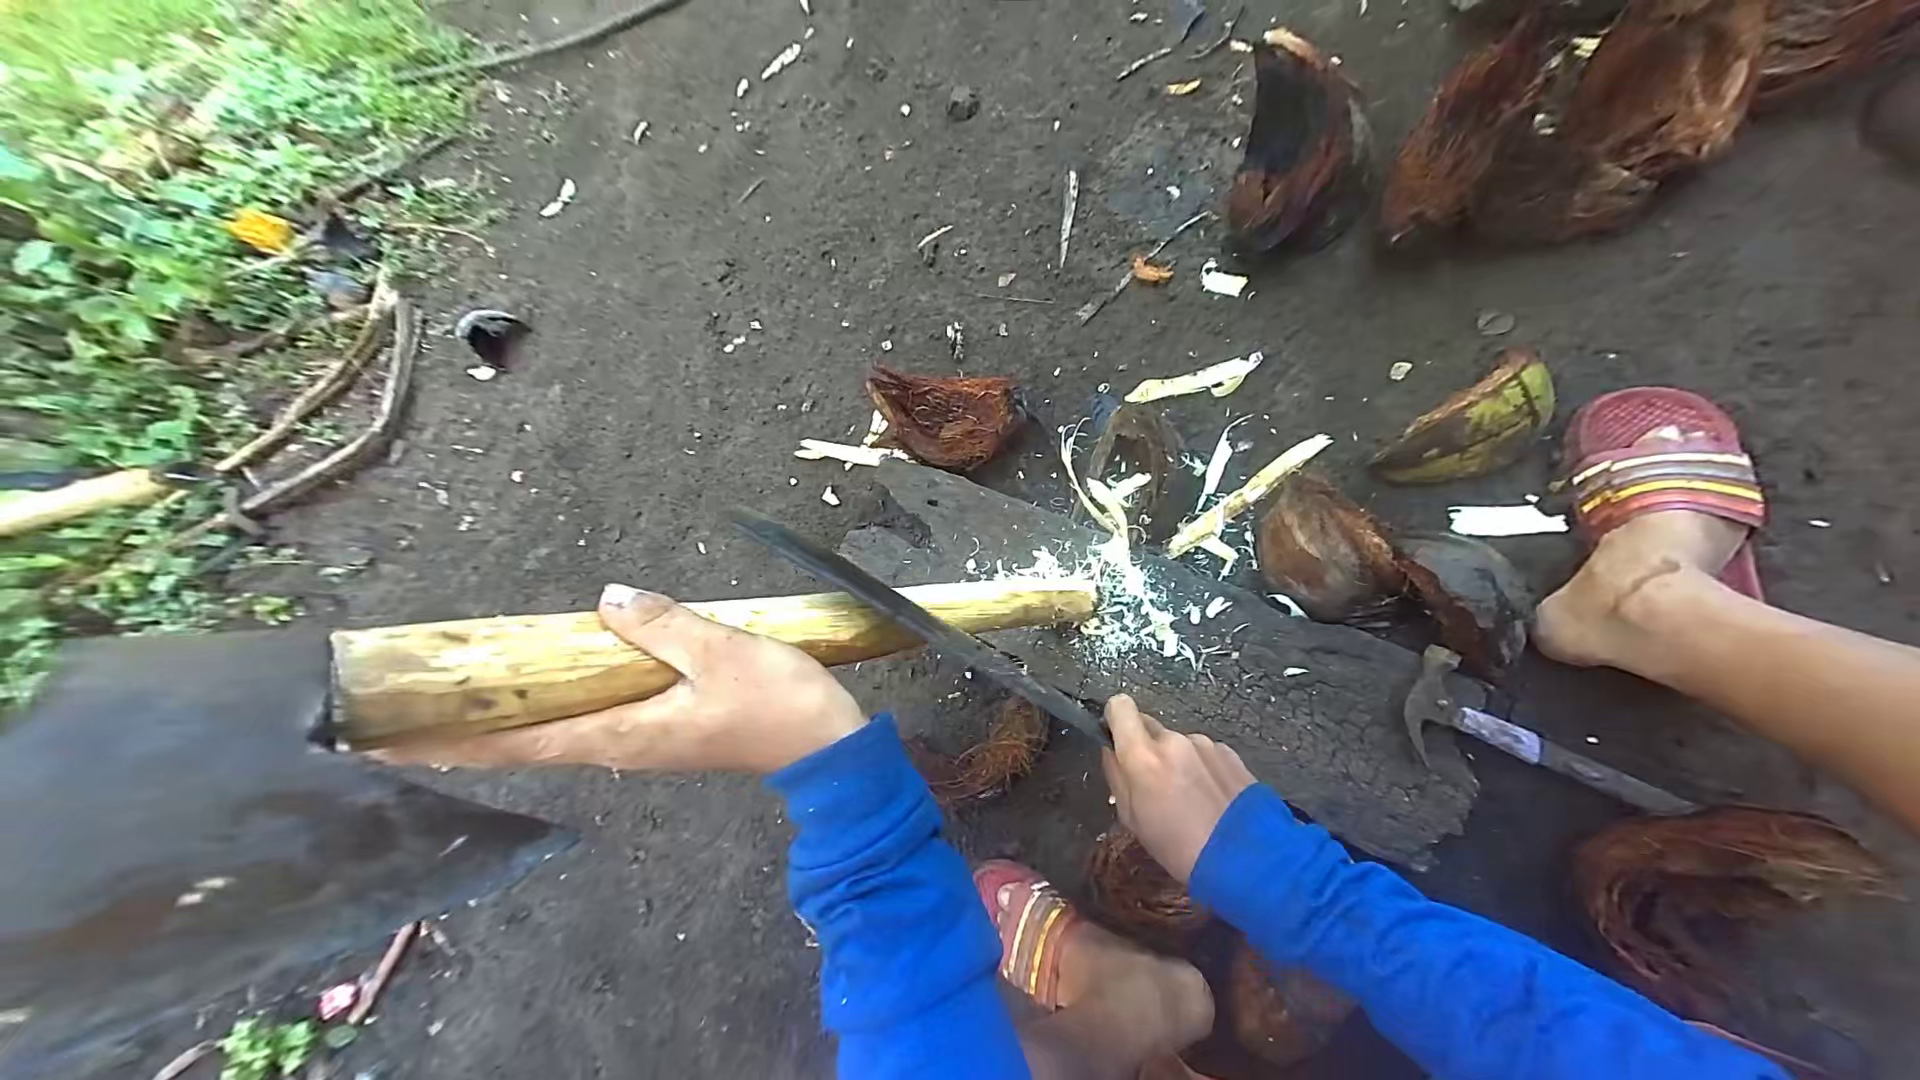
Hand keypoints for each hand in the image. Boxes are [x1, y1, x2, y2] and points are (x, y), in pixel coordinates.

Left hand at [371, 584, 867, 773]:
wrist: (825, 742)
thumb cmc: (775, 701)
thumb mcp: (722, 653)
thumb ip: (663, 625)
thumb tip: (608, 600)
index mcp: (627, 732)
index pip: (520, 742)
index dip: (451, 741)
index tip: (382, 741)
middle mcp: (626, 744)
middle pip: (531, 741)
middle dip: (468, 732)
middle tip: (406, 711)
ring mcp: (649, 739)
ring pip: (563, 730)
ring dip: (512, 719)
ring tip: (470, 695)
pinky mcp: (672, 729)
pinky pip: (597, 717)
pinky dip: (561, 705)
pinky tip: (561, 683)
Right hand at [1100, 695, 1256, 882]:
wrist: (1251, 861)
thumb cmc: (1179, 847)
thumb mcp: (1132, 819)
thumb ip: (1116, 776)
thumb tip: (1110, 750)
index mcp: (1143, 755)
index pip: (1120, 706)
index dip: (1115, 718)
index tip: (1119, 738)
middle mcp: (1173, 740)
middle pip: (1148, 726)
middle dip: (1147, 747)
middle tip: (1156, 782)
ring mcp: (1204, 744)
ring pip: (1177, 742)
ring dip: (1177, 759)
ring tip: (1191, 797)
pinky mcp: (1229, 753)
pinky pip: (1203, 752)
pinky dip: (1202, 767)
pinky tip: (1213, 797)